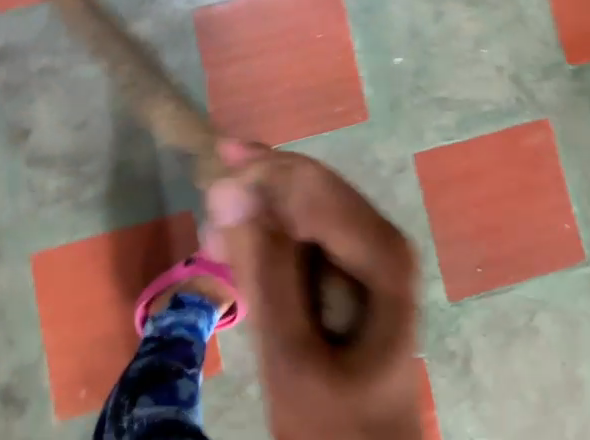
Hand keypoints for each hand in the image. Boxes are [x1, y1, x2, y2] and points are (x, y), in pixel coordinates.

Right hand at [208, 146, 422, 439]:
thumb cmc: (335, 423)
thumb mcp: (291, 354)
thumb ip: (266, 269)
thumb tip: (230, 191)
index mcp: (382, 253)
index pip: (311, 184)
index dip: (260, 175)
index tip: (209, 186)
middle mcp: (382, 241)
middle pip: (309, 190)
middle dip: (256, 189)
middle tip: (206, 202)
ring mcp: (369, 259)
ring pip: (303, 211)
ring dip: (258, 215)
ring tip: (212, 235)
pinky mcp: (351, 280)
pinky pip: (304, 241)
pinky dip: (268, 243)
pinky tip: (235, 253)